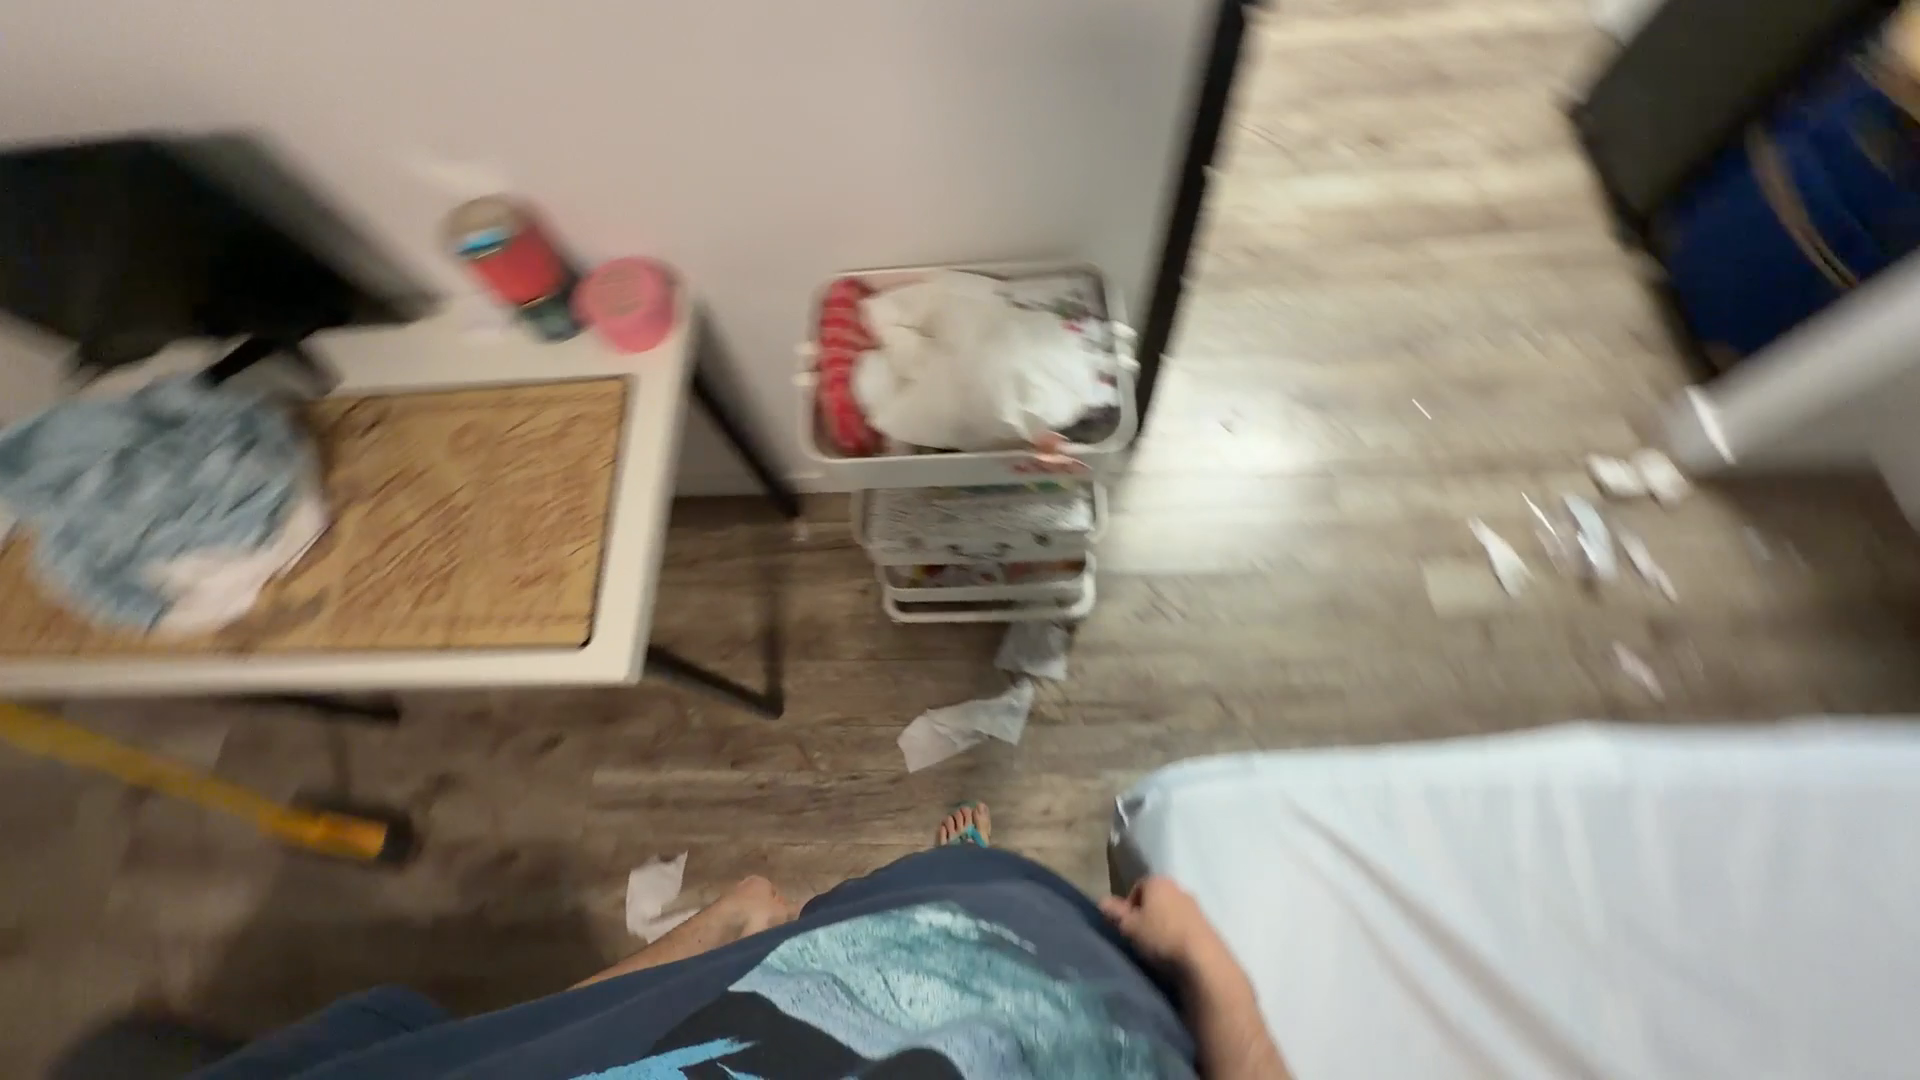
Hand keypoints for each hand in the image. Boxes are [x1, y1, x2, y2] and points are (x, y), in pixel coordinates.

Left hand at [719, 875, 797, 938]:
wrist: (719, 930)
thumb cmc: (755, 916)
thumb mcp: (782, 913)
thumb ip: (792, 909)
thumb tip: (798, 908)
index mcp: (760, 880)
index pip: (776, 894)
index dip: (782, 910)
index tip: (784, 925)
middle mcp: (743, 887)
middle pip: (760, 905)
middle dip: (766, 919)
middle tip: (771, 935)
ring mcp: (727, 903)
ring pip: (746, 918)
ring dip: (751, 929)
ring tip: (756, 944)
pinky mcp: (716, 920)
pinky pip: (734, 929)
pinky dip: (738, 937)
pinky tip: (742, 947)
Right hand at [1099, 876, 1228, 970]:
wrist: (1204, 961)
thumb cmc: (1161, 937)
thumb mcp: (1130, 927)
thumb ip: (1115, 913)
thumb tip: (1102, 901)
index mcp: (1158, 882)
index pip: (1138, 887)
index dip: (1129, 906)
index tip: (1126, 926)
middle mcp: (1179, 888)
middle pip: (1157, 900)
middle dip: (1148, 916)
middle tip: (1140, 937)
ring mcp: (1196, 907)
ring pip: (1172, 914)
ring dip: (1164, 927)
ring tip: (1158, 950)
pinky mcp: (1209, 927)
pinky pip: (1186, 928)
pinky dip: (1179, 937)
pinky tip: (1175, 955)